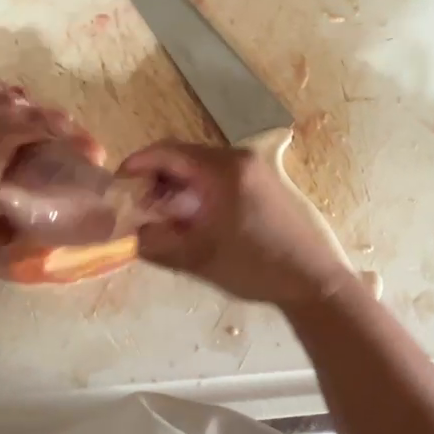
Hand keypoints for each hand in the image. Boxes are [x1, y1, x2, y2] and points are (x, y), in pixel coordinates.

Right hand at [117, 141, 358, 308]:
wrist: (315, 281)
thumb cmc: (256, 267)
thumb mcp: (198, 258)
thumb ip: (157, 243)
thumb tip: (131, 232)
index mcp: (224, 169)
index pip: (168, 152)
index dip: (138, 164)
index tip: (118, 185)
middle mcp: (240, 158)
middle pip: (184, 156)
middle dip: (156, 179)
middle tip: (140, 207)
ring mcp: (256, 168)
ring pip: (202, 166)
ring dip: (178, 186)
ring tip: (165, 218)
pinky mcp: (265, 181)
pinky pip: (220, 175)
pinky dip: (199, 190)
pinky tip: (194, 219)